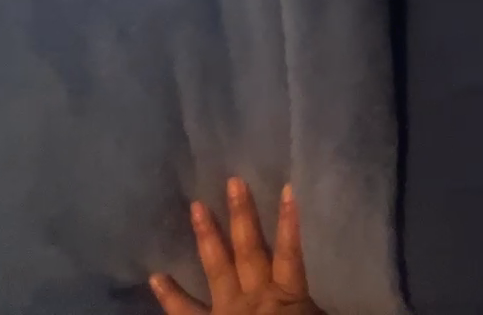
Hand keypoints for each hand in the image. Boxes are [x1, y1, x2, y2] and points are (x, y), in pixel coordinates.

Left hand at [151, 178, 323, 314]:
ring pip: (217, 269)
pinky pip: (184, 314)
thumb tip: (327, 291)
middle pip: (249, 250)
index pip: (291, 251)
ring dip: (207, 237)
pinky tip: (156, 276)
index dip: (290, 221)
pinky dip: (169, 295)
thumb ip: (314, 305)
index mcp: (286, 296)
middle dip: (241, 216)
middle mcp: (254, 298)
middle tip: (232, 181)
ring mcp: (226, 313)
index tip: (288, 187)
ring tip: (196, 207)